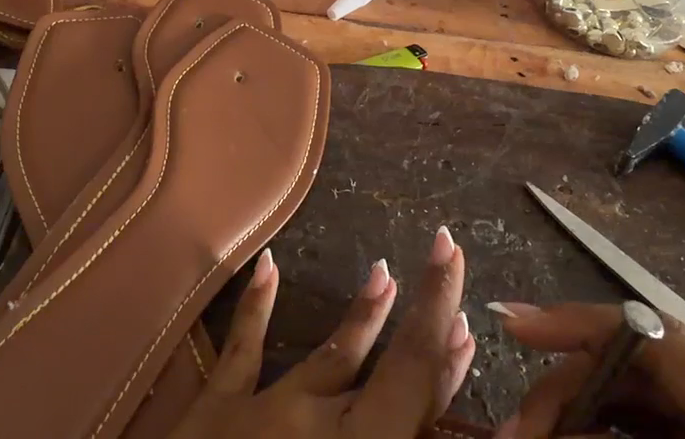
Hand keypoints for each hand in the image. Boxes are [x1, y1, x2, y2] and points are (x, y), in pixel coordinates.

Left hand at [164, 226, 477, 438]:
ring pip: (330, 353)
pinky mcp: (217, 409)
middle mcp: (323, 422)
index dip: (447, 337)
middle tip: (446, 263)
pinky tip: (268, 262)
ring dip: (362, 314)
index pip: (417, 382)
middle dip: (425, 315)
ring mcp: (268, 410)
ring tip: (384, 271)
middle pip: (389, 364)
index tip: (467, 295)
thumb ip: (393, 433)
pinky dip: (256, 304)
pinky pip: (241, 349)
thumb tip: (419, 421)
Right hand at [490, 302, 684, 437]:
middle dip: (567, 393)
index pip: (658, 337)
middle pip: (639, 366)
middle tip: (513, 432)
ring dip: (585, 413)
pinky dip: (617, 430)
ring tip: (536, 436)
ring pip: (646, 394)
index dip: (578, 323)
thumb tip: (536, 434)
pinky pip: (664, 421)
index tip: (511, 324)